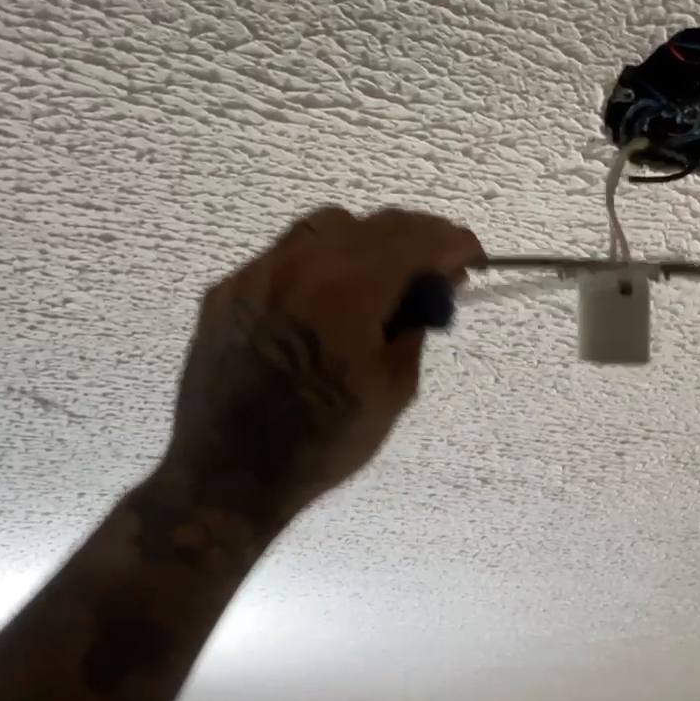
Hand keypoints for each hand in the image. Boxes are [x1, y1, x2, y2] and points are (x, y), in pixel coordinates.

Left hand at [163, 207, 483, 520]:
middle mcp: (300, 266)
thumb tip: (427, 293)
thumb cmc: (322, 441)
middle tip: (439, 266)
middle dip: (418, 238)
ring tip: (381, 275)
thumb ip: (414, 328)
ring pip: (327, 226)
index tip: (473, 257)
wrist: (226, 476)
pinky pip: (285, 254)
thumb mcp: (393, 390)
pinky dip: (320, 262)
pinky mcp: (228, 289)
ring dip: (367, 240)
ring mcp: (258, 273)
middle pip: (376, 225)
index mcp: (347, 292)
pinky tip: (326, 297)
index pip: (415, 242)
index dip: (453, 243)